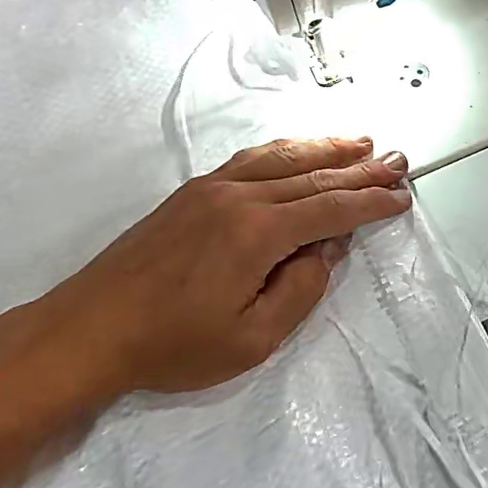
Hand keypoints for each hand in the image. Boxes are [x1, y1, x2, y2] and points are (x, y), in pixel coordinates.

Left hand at [29, 137, 411, 396]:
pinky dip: (287, 149)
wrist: (84, 332)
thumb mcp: (253, 339)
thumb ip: (303, 288)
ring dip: (328, 149)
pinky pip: (253, 158)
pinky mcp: (193, 191)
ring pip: (285, 158)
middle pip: (315, 176)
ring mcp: (213, 188)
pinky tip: (302, 148)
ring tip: (362, 142)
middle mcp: (239, 197)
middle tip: (399, 161)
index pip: (332, 209)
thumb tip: (328, 248)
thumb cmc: (172, 345)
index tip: (402, 198)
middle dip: (363, 170)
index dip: (372, 203)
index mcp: (257, 233)